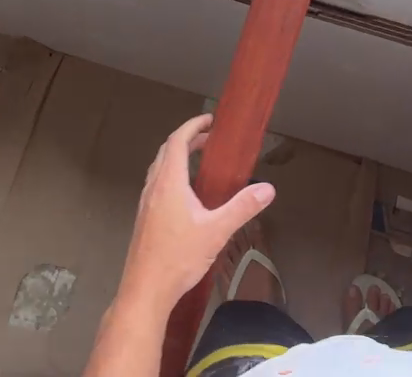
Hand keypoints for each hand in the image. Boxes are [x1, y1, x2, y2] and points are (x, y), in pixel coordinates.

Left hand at [116, 115, 275, 314]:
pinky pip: (156, 182)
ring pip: (159, 167)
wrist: (145, 291)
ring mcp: (145, 203)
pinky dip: (170, 173)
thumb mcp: (216, 231)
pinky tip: (185, 193)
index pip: (178, 141)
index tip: (210, 120)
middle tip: (209, 138)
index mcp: (169, 182)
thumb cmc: (179, 257)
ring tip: (198, 161)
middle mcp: (154, 187)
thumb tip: (268, 188)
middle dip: (187, 138)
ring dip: (177, 155)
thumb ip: (242, 207)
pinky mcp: (143, 218)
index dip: (193, 126)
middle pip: (167, 150)